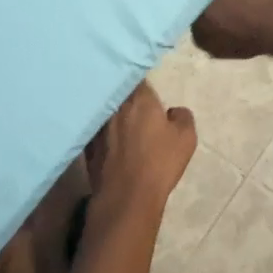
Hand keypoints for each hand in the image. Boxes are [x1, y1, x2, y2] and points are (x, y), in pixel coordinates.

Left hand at [87, 82, 195, 210]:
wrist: (127, 196)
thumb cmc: (160, 162)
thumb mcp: (186, 138)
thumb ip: (182, 116)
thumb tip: (172, 112)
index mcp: (139, 98)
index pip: (137, 76)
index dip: (141, 82)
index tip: (147, 90)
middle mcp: (114, 105)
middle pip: (118, 92)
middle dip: (125, 95)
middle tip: (135, 105)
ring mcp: (97, 124)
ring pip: (105, 111)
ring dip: (112, 114)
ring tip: (120, 123)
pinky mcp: (86, 144)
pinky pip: (95, 130)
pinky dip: (101, 133)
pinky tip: (109, 143)